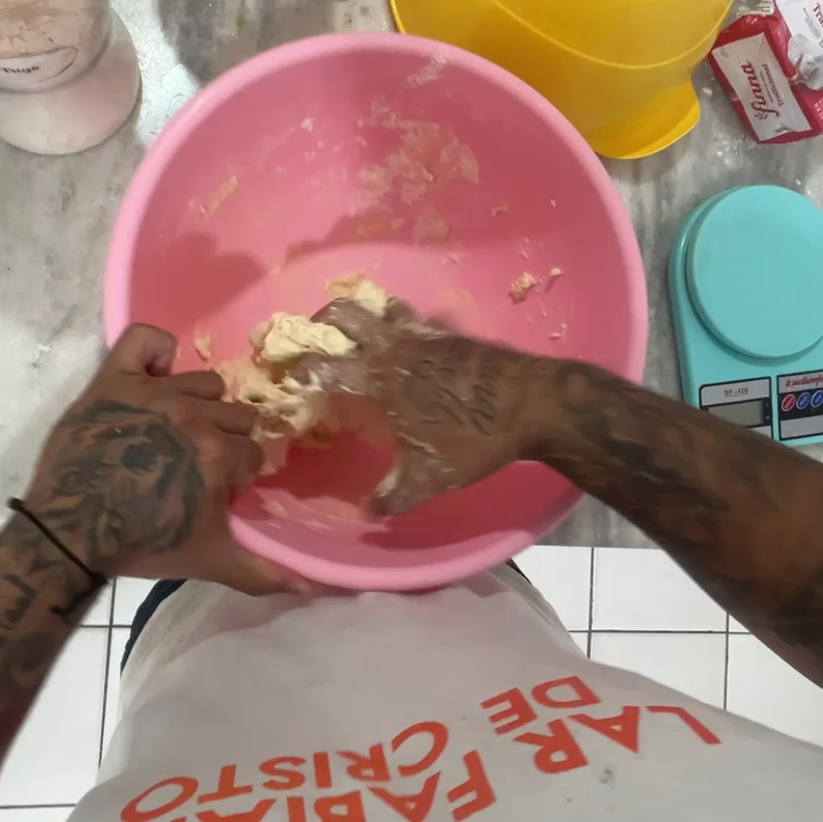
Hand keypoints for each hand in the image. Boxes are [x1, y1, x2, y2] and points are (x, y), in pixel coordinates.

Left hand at [24, 324, 311, 595]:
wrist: (68, 533)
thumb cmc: (143, 545)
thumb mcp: (209, 560)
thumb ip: (262, 572)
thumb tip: (311, 589)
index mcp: (220, 454)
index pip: (252, 452)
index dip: (237, 473)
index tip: (216, 488)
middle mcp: (194, 415)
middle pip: (235, 415)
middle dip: (224, 439)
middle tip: (196, 462)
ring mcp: (153, 393)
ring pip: (204, 382)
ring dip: (200, 404)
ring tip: (177, 429)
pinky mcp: (114, 380)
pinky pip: (144, 340)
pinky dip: (156, 352)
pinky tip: (155, 375)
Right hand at [296, 300, 549, 514]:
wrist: (534, 404)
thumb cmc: (474, 439)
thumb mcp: (430, 478)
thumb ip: (393, 496)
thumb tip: (367, 515)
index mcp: (381, 379)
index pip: (326, 366)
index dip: (301, 368)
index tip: (287, 375)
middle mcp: (396, 347)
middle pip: (346, 314)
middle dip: (322, 319)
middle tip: (314, 335)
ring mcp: (426, 333)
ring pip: (383, 307)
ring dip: (366, 314)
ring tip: (360, 331)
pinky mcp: (453, 332)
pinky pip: (420, 318)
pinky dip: (408, 324)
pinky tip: (414, 342)